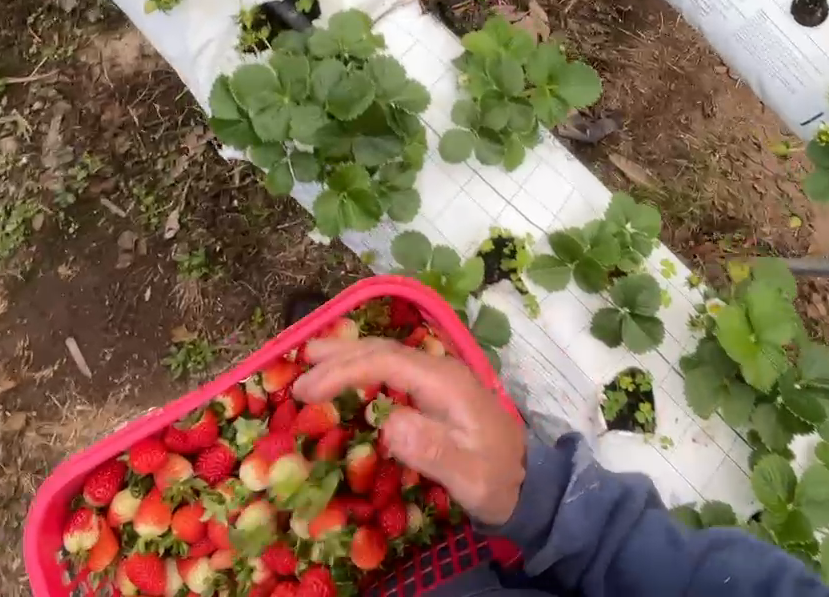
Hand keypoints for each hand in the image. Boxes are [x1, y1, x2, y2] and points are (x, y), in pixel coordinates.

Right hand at [294, 337, 526, 525]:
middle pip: (383, 349)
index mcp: (445, 382)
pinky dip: (363, 363)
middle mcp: (440, 369)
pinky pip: (392, 364)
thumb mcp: (470, 476)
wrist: (530, 480)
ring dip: (348, 353)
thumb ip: (433, 450)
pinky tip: (346, 370)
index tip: (308, 390)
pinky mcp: (435, 386)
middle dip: (339, 355)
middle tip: (298, 370)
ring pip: (387, 351)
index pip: (387, 361)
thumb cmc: (497, 479)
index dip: (344, 370)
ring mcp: (438, 375)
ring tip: (310, 356)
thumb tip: (389, 424)